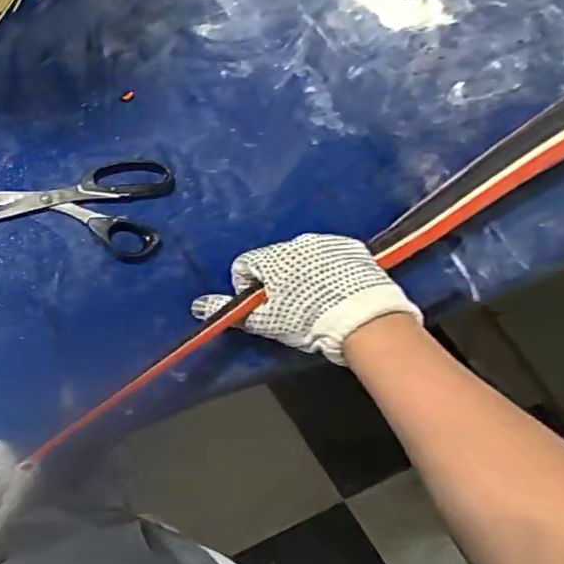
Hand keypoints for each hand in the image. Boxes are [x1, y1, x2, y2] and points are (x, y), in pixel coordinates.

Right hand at [190, 234, 422, 364]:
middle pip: (273, 260)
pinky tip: (333, 289)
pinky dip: (325, 269)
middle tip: (286, 304)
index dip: (247, 287)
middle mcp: (298, 243)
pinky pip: (329, 257)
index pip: (243, 266)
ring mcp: (329, 244)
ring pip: (301, 258)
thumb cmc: (305, 318)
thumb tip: (197, 306)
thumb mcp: (262, 319)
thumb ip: (228, 310)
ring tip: (312, 297)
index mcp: (271, 257)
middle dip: (275, 279)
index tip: (261, 305)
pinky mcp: (356, 250)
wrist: (366, 320)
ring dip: (300, 273)